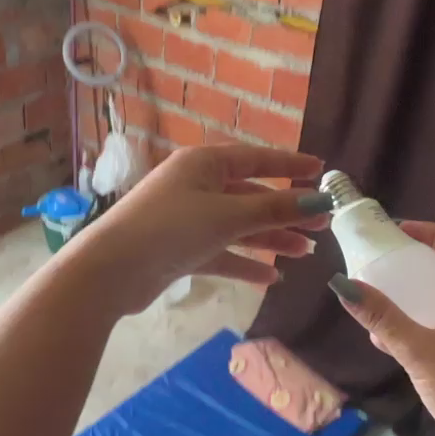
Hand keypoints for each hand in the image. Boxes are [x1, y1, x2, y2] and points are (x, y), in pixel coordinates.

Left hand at [61, 145, 332, 317]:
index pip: (256, 158)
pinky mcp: (179, 250)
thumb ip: (275, 209)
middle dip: (285, 210)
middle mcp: (194, 186)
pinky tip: (271, 277)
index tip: (321, 171)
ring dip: (269, 238)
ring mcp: (186, 219)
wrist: (112, 269)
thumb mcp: (229, 215)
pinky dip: (243, 263)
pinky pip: (220, 252)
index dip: (290, 165)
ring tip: (305, 253)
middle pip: (249, 194)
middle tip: (322, 225)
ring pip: (237, 226)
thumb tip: (319, 199)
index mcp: (203, 164)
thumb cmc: (172, 229)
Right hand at [328, 221, 434, 435]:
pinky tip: (385, 340)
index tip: (397, 231)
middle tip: (380, 260)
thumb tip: (343, 284)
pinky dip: (414, 326)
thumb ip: (383, 318)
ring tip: (376, 295)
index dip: (432, 233)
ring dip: (412, 296)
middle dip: (416, 262)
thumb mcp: (421, 352)